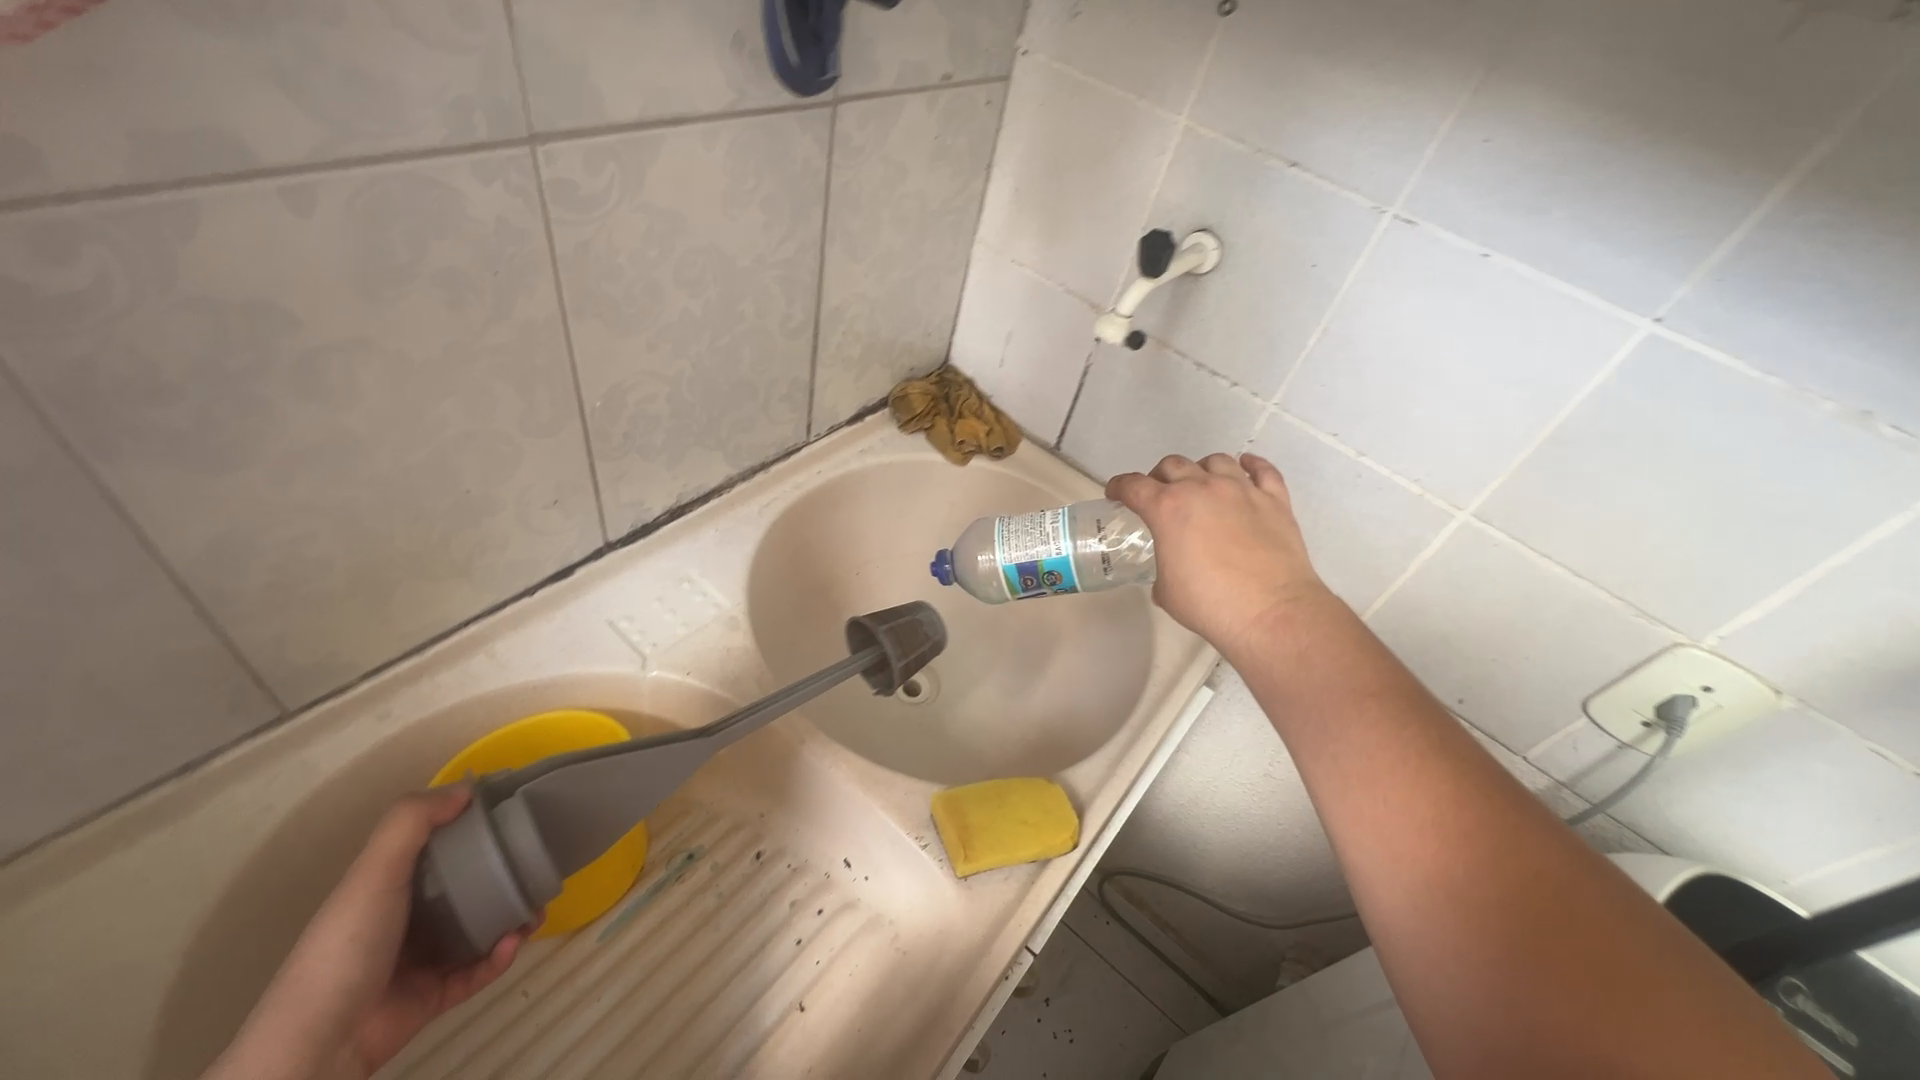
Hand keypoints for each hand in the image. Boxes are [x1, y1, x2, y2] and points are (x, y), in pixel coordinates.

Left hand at [206, 788, 533, 1079]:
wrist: (321, 1038)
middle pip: (462, 889)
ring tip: (536, 912)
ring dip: (511, 918)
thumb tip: (466, 786)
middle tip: (535, 869)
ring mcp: (418, 960)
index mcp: (385, 887)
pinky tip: (512, 945)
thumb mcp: (374, 872)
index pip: (433, 849)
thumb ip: (412, 822)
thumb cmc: (347, 944)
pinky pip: (476, 971)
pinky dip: (498, 959)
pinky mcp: (433, 996)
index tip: (510, 818)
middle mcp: (402, 919)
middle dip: (503, 877)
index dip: (470, 831)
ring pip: (477, 930)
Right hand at [1108, 453, 1331, 658]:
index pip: (1134, 486)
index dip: (1120, 487)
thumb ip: (1163, 567)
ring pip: (1215, 461)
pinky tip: (1245, 467)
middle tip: (1159, 494)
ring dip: (1200, 469)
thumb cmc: (1209, 604)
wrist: (1270, 612)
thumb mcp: (1166, 591)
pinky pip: (1262, 470)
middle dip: (1159, 476)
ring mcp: (1242, 490)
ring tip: (1201, 484)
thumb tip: (1171, 569)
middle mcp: (1202, 488)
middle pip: (1173, 465)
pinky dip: (1250, 465)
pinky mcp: (1275, 500)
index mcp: (1168, 508)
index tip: (1117, 493)